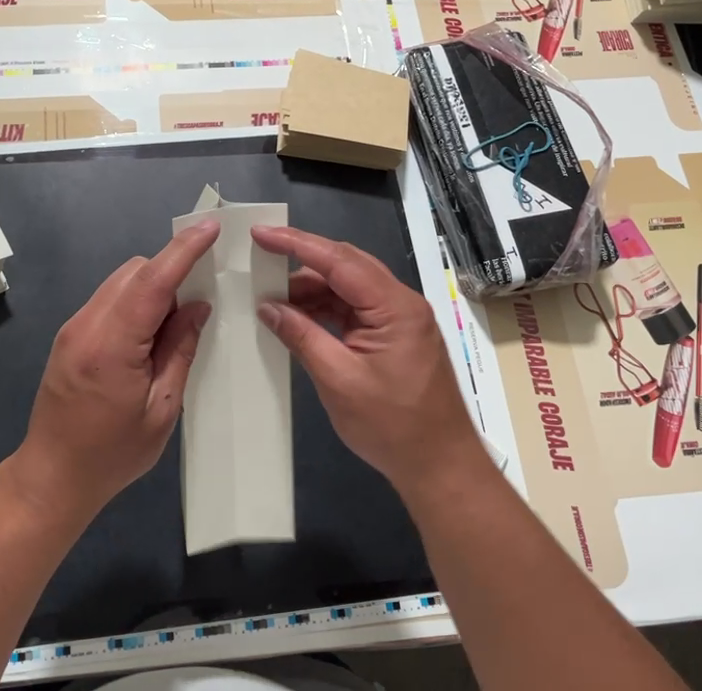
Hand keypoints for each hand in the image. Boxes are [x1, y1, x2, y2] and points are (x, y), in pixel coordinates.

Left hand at [11, 219, 219, 518]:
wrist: (52, 475)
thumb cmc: (112, 454)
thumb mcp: (161, 410)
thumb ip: (179, 351)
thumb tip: (196, 306)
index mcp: (111, 345)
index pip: (151, 281)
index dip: (182, 251)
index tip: (209, 228)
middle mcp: (86, 325)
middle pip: (133, 273)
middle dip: (170, 270)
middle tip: (204, 293)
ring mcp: (73, 328)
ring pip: (119, 282)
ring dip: (152, 286)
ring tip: (178, 319)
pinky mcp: (69, 336)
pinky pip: (109, 300)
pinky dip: (135, 302)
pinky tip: (151, 333)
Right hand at [250, 225, 480, 491]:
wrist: (441, 467)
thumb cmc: (392, 426)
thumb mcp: (338, 380)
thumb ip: (302, 336)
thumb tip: (268, 307)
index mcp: (395, 307)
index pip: (339, 261)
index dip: (297, 244)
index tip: (261, 234)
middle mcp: (401, 303)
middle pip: (346, 266)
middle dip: (301, 262)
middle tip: (260, 259)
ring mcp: (400, 319)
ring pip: (349, 287)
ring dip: (311, 289)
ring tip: (271, 296)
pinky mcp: (395, 336)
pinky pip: (355, 309)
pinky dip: (325, 309)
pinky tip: (297, 317)